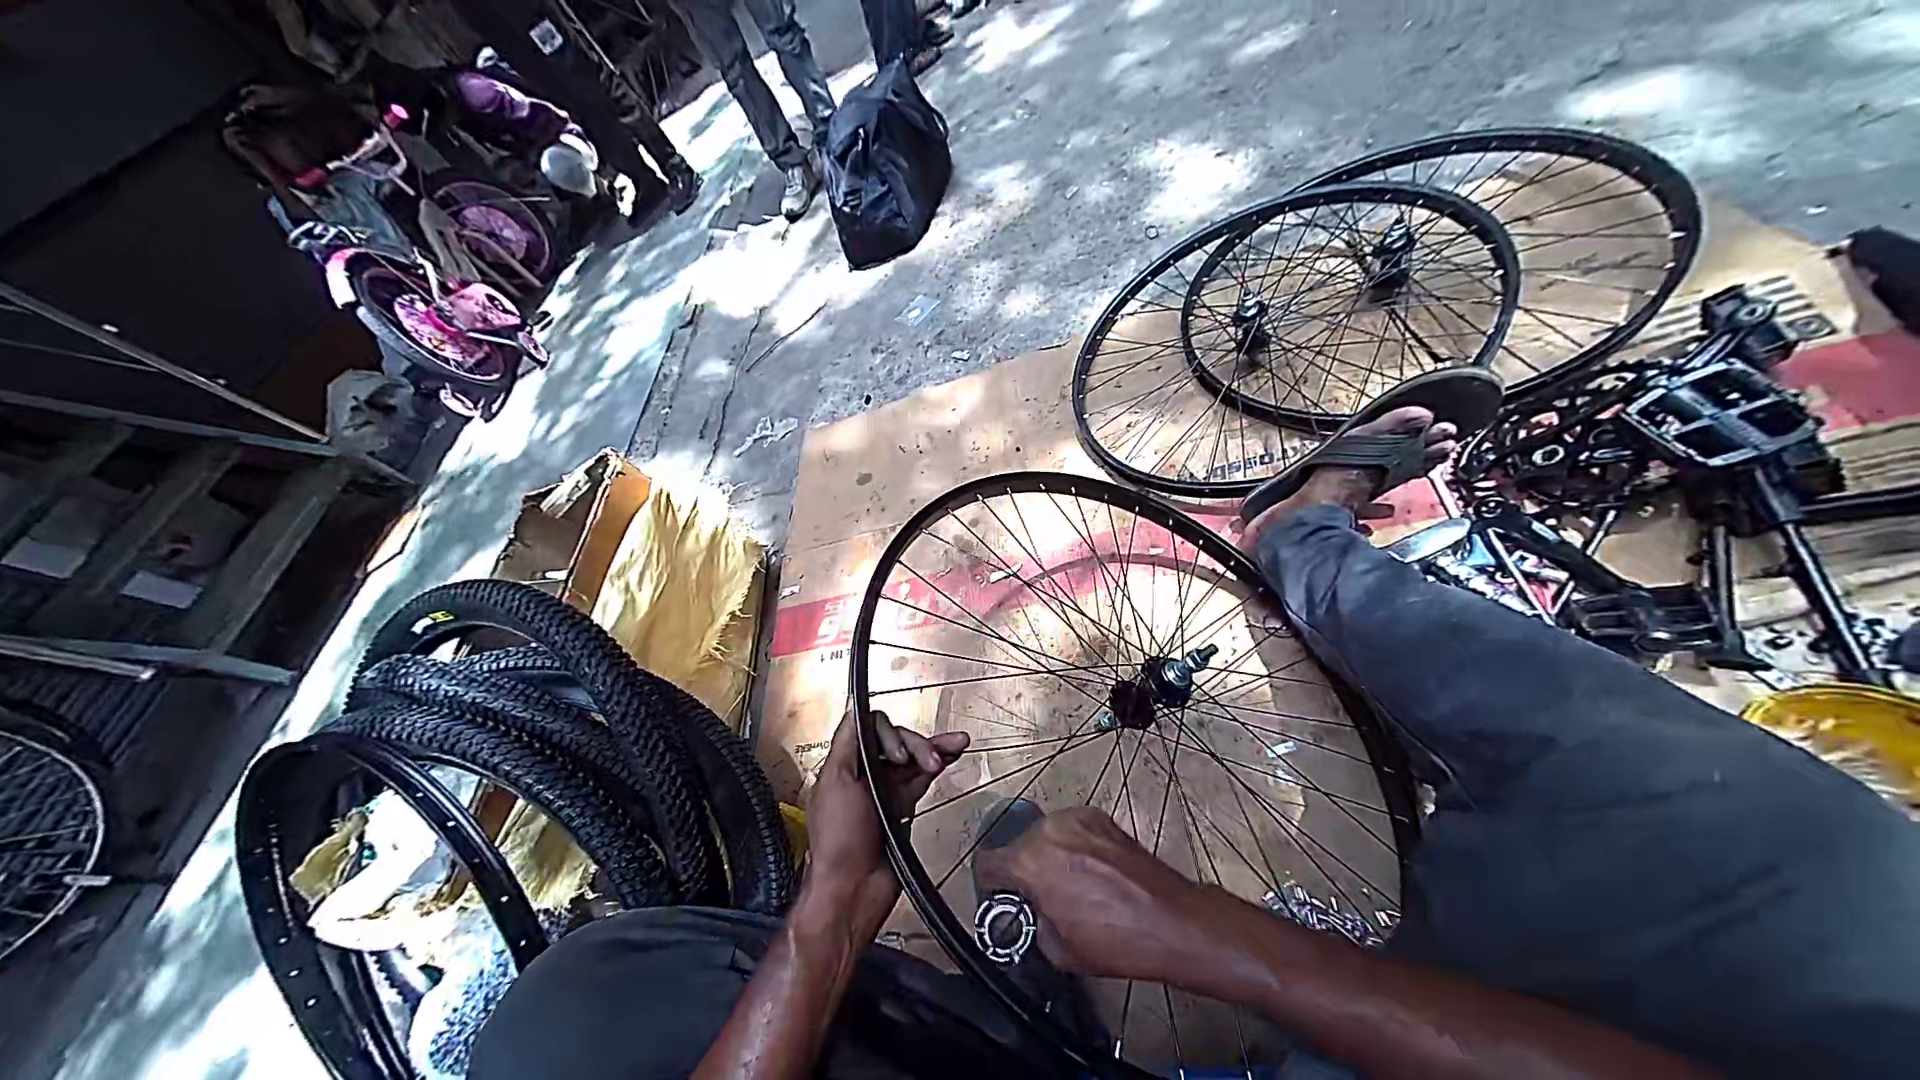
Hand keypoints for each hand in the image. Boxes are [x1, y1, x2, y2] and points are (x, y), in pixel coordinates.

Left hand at [803, 706, 967, 935]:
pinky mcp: (902, 805)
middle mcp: (865, 773)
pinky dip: (939, 762)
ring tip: (954, 746)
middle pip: (897, 741)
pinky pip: (922, 777)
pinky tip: (952, 752)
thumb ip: (847, 743)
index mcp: (846, 764)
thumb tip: (854, 711)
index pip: (872, 729)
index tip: (899, 755)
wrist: (854, 889)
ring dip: (934, 748)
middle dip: (916, 745)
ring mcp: (885, 789)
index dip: (891, 735)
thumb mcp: (836, 782)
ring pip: (913, 757)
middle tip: (928, 761)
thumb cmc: (839, 842)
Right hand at [972, 807, 1220, 984]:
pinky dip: (1073, 845)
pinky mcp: (1097, 816)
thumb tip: (1030, 910)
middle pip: (1017, 847)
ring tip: (1073, 884)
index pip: (987, 863)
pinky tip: (1091, 871)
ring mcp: (1074, 819)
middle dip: (1024, 870)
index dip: (990, 884)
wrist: (1168, 920)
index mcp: (1029, 863)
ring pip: (1044, 836)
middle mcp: (1047, 831)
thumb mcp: (1057, 948)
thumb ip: (1032, 919)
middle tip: (1043, 897)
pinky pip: (1071, 829)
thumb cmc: (1116, 939)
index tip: (999, 894)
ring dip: (1049, 855)